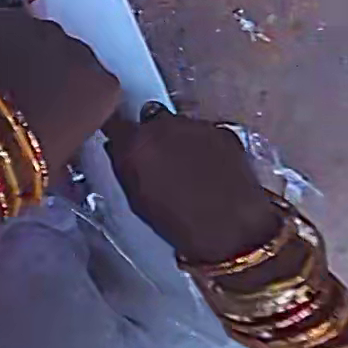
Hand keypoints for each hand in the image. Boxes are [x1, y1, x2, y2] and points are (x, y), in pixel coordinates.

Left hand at [0, 10, 120, 223]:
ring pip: (42, 40)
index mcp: (104, 90)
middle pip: (73, 59)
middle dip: (55, 74)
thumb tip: (59, 127)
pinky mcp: (5, 18)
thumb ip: (70, 134)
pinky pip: (11, 30)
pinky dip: (2, 43)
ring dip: (29, 55)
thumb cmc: (15, 166)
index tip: (60, 113)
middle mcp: (82, 52)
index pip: (99, 89)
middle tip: (29, 97)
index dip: (76, 101)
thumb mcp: (59, 161)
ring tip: (3, 79)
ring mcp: (43, 29)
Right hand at [103, 108, 282, 264]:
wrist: (232, 228)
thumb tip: (120, 152)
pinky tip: (210, 166)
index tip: (120, 138)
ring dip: (177, 137)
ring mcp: (193, 125)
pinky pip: (204, 131)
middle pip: (149, 118)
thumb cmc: (178, 222)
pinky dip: (203, 143)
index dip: (118, 131)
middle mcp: (162, 125)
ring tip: (187, 165)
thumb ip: (125, 168)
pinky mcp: (221, 130)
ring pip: (178, 123)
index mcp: (135, 143)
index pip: (115, 122)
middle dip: (151, 134)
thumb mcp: (137, 201)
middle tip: (158, 159)